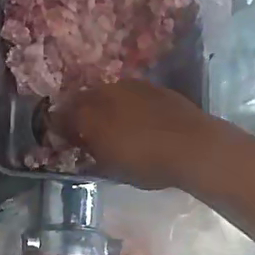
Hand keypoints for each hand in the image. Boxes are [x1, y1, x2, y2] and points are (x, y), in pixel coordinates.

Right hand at [48, 80, 234, 189]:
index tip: (68, 141)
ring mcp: (131, 86)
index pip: (62, 117)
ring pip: (108, 94)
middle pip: (84, 100)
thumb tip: (82, 144)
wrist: (193, 146)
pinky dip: (129, 105)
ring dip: (106, 107)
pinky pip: (131, 94)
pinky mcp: (154, 87)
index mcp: (88, 114)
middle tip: (90, 132)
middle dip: (82, 114)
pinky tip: (139, 120)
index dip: (62, 129)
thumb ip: (91, 153)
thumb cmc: (147, 163)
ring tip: (116, 126)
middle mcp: (104, 92)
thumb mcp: (111, 167)